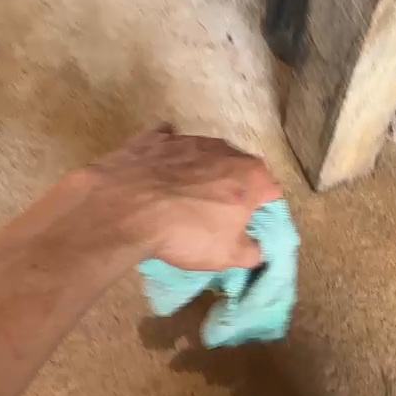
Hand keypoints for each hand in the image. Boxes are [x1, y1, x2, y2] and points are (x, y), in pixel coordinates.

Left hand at [75, 126, 282, 271]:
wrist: (124, 210)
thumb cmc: (186, 233)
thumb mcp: (227, 256)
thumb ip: (251, 252)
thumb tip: (255, 249)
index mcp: (252, 176)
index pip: (272, 191)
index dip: (262, 210)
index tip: (248, 224)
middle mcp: (226, 150)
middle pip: (240, 169)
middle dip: (234, 187)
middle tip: (218, 213)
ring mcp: (189, 140)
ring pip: (206, 155)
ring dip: (202, 172)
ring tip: (184, 197)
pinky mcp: (154, 139)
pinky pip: (167, 144)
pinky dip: (167, 157)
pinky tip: (158, 172)